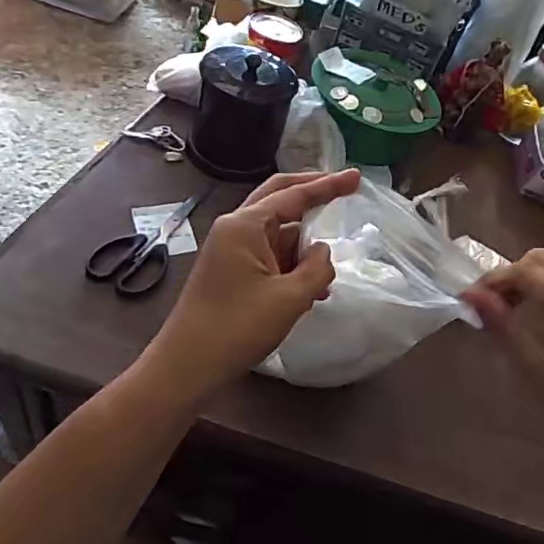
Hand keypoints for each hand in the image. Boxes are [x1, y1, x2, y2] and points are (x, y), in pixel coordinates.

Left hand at [145, 169, 361, 391]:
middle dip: (312, 195)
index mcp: (244, 225)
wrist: (187, 365)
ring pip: (276, 234)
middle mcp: (234, 229)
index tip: (356, 178)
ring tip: (327, 272)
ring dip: (303, 246)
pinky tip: (310, 289)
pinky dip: (291, 265)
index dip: (328, 185)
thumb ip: (317, 268)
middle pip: (279, 199)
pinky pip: (268, 256)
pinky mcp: (230, 272)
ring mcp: (229, 250)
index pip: (293, 194)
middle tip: (345, 189)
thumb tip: (322, 252)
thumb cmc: (237, 327)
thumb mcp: (289, 298)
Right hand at [460, 246, 543, 458]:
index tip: (473, 296)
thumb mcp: (527, 362)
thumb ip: (499, 322)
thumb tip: (470, 294)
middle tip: (492, 299)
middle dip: (513, 272)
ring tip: (515, 294)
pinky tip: (540, 294)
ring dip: (533, 267)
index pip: (528, 270)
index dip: (496, 278)